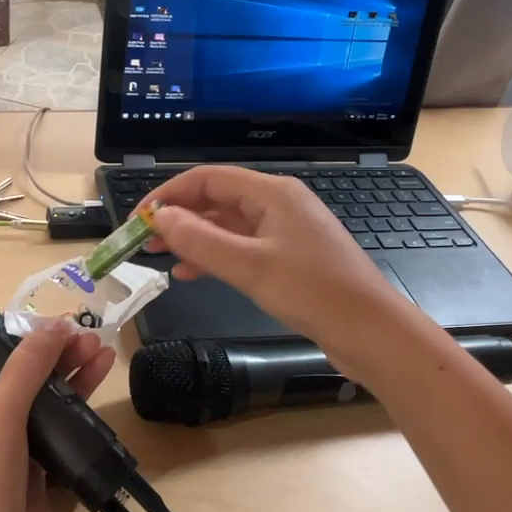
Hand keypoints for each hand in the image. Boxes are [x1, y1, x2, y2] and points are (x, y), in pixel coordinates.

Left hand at [0, 327, 115, 511]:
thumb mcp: (1, 410)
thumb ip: (28, 364)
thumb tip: (57, 323)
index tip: (34, 314)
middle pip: (14, 367)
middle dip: (47, 347)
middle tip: (82, 332)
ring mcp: (7, 439)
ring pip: (39, 392)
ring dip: (68, 370)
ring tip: (101, 348)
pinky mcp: (34, 462)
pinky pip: (56, 419)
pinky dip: (76, 399)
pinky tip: (100, 377)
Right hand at [144, 165, 405, 377]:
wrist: (372, 332)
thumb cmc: (314, 292)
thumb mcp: (250, 266)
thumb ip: (200, 240)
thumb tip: (160, 217)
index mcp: (272, 193)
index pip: (208, 179)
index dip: (169, 195)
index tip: (139, 219)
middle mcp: (279, 204)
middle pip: (217, 199)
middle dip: (179, 217)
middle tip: (144, 240)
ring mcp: (286, 231)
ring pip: (227, 226)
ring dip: (193, 238)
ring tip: (161, 257)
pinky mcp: (290, 258)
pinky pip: (242, 247)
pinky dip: (215, 256)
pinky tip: (192, 273)